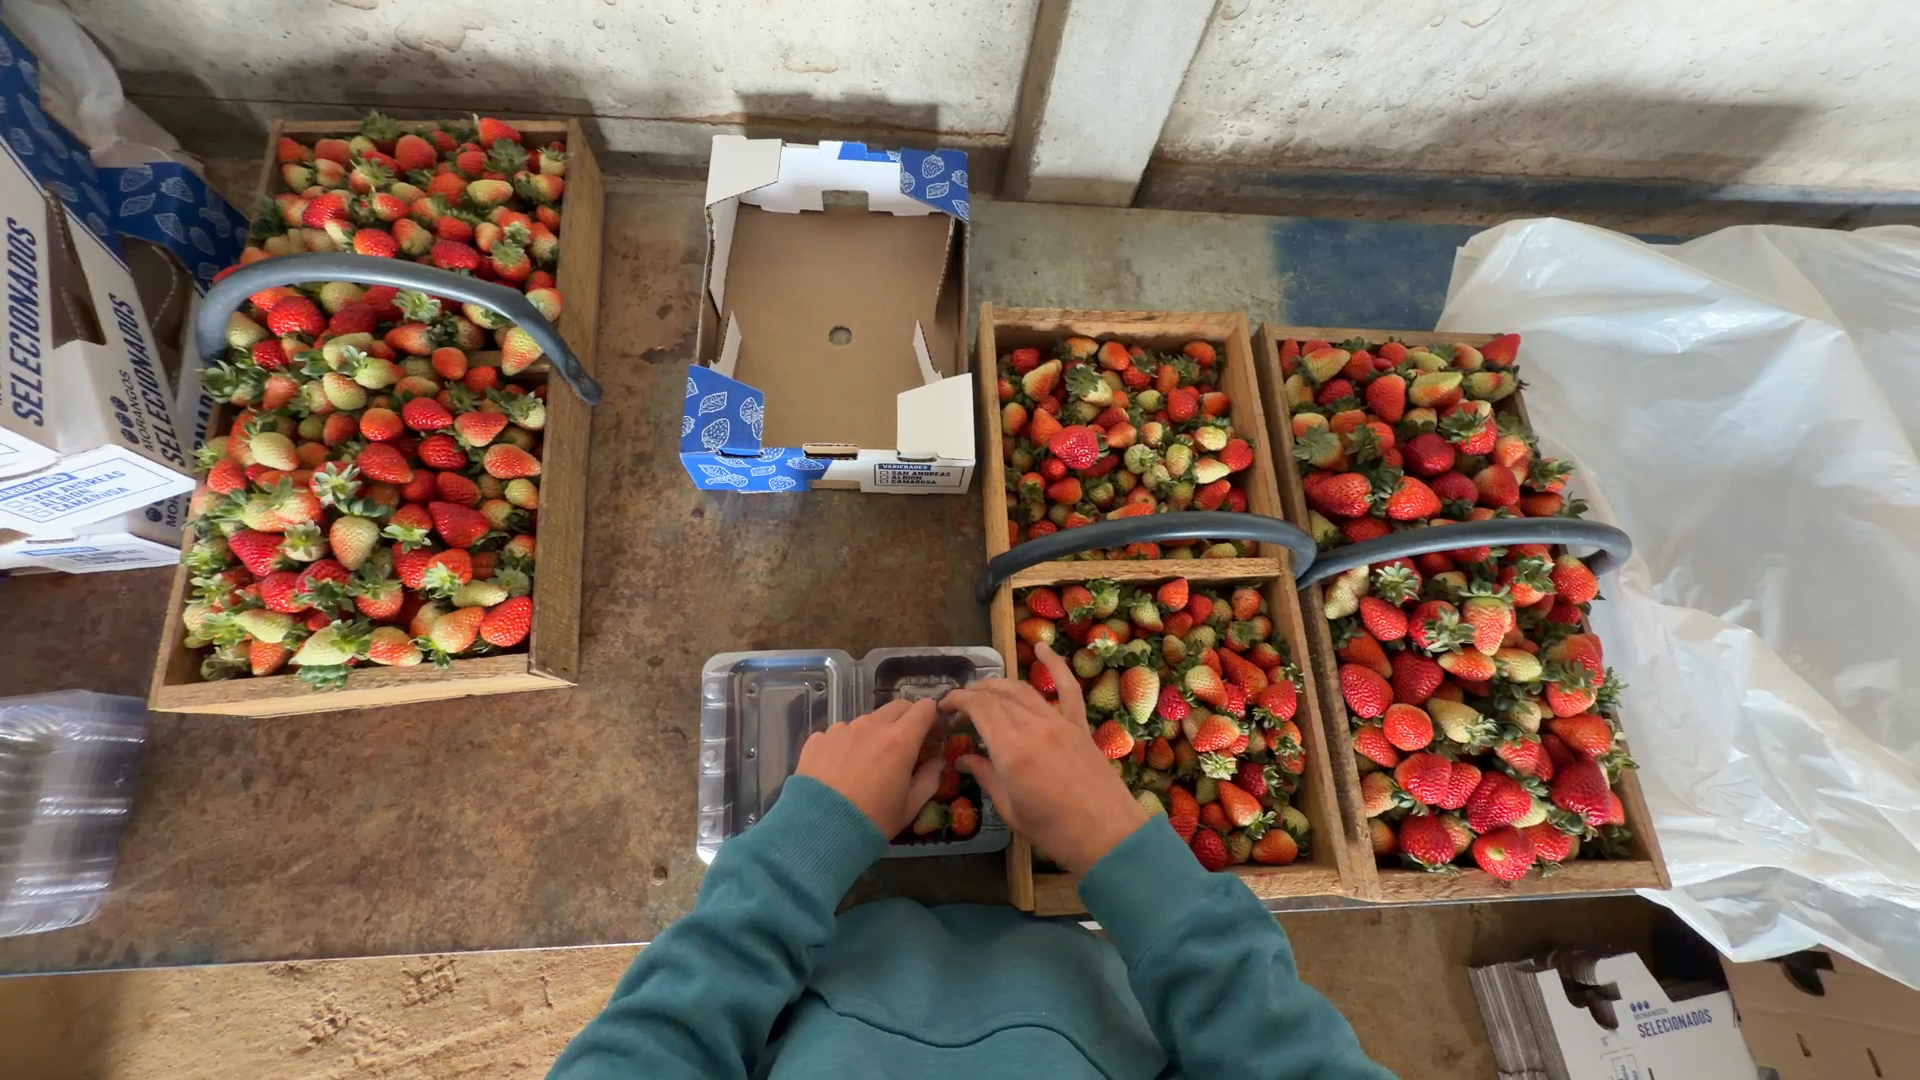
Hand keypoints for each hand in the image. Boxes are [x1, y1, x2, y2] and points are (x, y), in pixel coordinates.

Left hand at [795, 697, 945, 837]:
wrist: (818, 833)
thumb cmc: (872, 821)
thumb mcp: (909, 807)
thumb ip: (929, 779)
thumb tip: (937, 762)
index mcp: (899, 739)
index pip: (925, 707)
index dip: (932, 718)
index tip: (931, 736)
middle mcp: (870, 726)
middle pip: (897, 707)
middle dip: (906, 721)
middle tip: (903, 747)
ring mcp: (841, 729)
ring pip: (866, 721)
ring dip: (874, 733)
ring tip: (865, 764)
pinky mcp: (818, 739)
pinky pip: (839, 734)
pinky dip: (846, 745)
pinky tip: (839, 770)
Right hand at [942, 643, 1149, 874]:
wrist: (1109, 837)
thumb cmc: (1055, 832)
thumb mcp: (1011, 810)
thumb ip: (986, 777)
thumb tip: (963, 759)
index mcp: (1013, 751)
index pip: (979, 708)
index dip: (957, 701)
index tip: (944, 708)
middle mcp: (1034, 727)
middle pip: (997, 696)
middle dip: (972, 695)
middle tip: (958, 707)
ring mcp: (1060, 723)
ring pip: (1022, 690)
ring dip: (998, 685)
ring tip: (981, 691)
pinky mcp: (1079, 726)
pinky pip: (1067, 689)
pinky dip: (1055, 665)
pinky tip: (1042, 647)